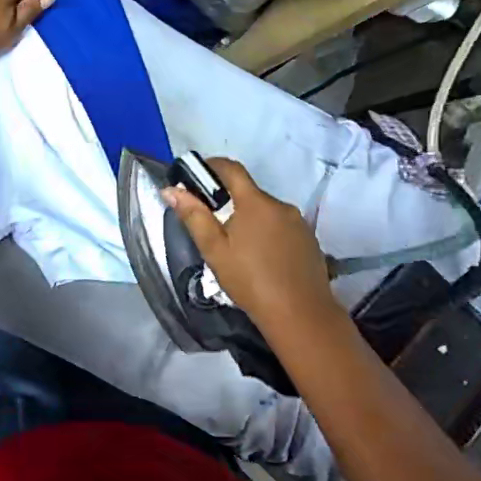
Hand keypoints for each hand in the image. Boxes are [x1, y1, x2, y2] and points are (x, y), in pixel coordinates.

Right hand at [162, 156, 342, 331]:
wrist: (300, 314)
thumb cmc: (250, 280)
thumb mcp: (214, 250)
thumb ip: (193, 216)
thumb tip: (171, 190)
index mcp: (255, 203)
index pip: (232, 169)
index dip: (211, 166)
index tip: (194, 176)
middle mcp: (281, 205)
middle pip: (249, 192)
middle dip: (228, 200)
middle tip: (210, 223)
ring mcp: (299, 222)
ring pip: (266, 211)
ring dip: (248, 218)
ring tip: (235, 246)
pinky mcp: (309, 240)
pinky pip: (281, 226)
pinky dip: (266, 233)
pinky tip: (260, 257)